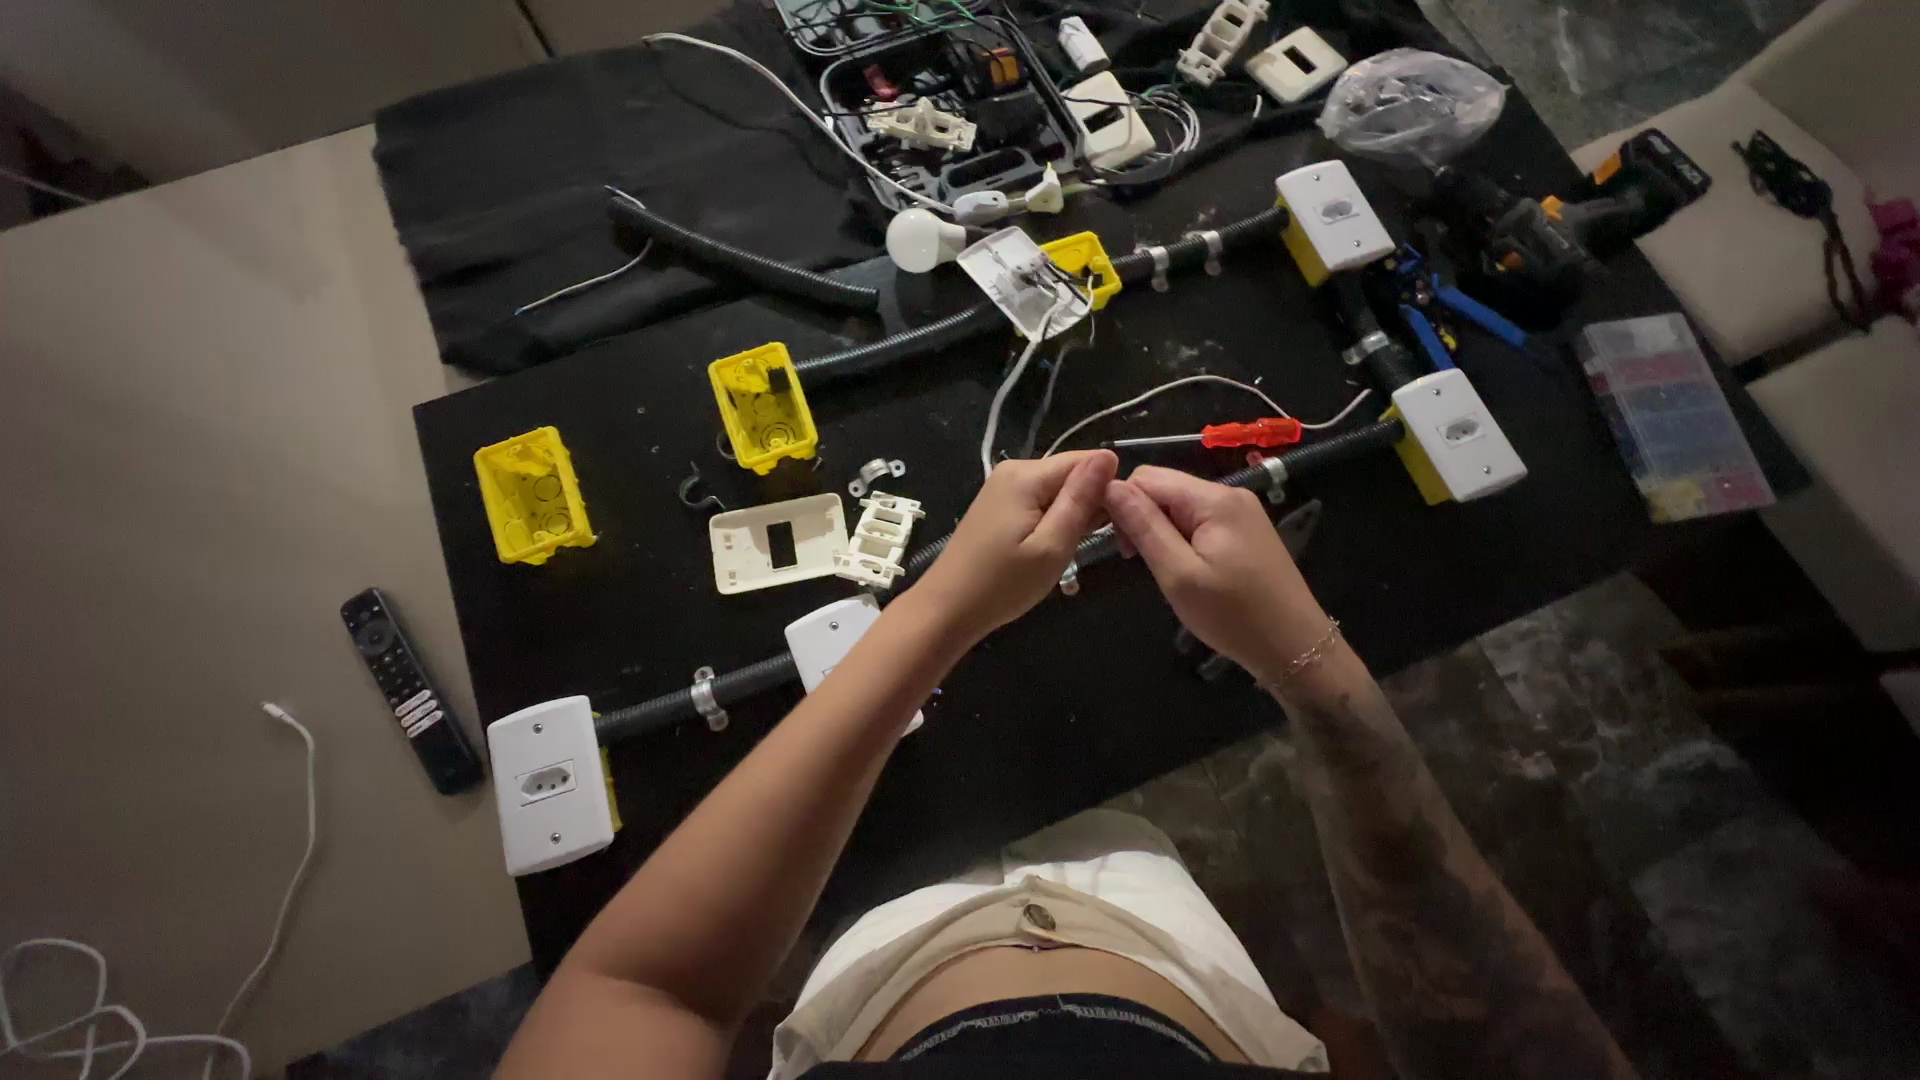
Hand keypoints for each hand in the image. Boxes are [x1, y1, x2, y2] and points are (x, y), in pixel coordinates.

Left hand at [915, 450, 1117, 642]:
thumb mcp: (1052, 546)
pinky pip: (1039, 502)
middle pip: (1072, 474)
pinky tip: (1049, 549)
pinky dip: (1052, 522)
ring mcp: (1003, 487)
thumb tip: (1109, 456)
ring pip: (1057, 490)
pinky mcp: (998, 505)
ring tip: (1068, 552)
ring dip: (1072, 517)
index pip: (1088, 462)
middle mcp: (1014, 470)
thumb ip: (1081, 499)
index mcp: (1027, 474)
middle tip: (1095, 547)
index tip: (1119, 526)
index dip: (1109, 490)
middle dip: (1092, 505)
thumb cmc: (1003, 584)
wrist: (948, 608)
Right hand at [1104, 466, 1330, 683]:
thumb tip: (1110, 487)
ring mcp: (1241, 511)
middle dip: (1140, 515)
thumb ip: (1143, 526)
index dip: (1122, 504)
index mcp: (1213, 499)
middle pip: (1164, 486)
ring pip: (1179, 503)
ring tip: (1162, 569)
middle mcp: (1229, 493)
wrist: (1294, 647)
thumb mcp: (1178, 574)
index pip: (1147, 477)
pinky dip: (1180, 536)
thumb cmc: (1232, 615)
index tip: (1119, 547)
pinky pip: (1199, 519)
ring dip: (1159, 529)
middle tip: (1136, 561)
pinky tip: (1184, 567)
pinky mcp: (1245, 529)